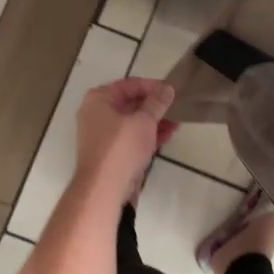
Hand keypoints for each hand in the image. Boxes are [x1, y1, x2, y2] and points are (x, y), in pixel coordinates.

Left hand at [75, 78, 176, 197]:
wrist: (104, 188)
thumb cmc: (122, 147)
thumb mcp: (144, 121)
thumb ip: (157, 103)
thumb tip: (167, 89)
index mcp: (99, 99)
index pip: (129, 85)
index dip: (152, 86)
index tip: (171, 91)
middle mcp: (96, 114)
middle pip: (129, 103)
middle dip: (154, 105)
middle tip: (176, 105)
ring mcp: (102, 134)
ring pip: (132, 122)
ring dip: (154, 121)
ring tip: (177, 120)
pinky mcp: (110, 152)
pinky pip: (131, 137)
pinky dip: (147, 135)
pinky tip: (168, 134)